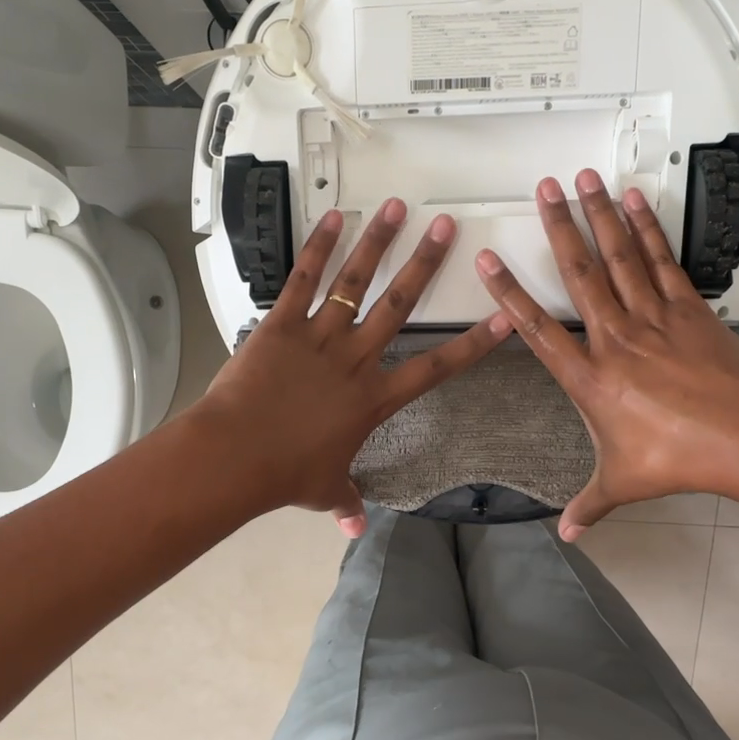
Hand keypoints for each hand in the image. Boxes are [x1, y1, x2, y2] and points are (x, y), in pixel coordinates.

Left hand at [191, 199, 510, 537]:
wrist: (235, 456)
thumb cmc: (282, 475)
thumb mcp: (323, 490)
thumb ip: (345, 502)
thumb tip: (354, 530)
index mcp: (372, 400)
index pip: (436, 369)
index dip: (473, 345)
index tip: (502, 320)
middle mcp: (352, 361)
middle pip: (399, 306)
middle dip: (427, 265)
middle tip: (447, 229)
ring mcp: (317, 339)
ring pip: (355, 282)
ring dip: (378, 243)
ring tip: (397, 209)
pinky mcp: (280, 326)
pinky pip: (303, 281)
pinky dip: (318, 248)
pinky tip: (334, 218)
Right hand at [475, 169, 738, 540]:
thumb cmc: (678, 458)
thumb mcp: (622, 483)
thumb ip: (589, 505)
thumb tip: (569, 533)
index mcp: (589, 379)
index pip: (538, 329)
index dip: (510, 294)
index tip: (490, 263)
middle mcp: (615, 340)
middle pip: (579, 276)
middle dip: (557, 230)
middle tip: (543, 191)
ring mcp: (653, 320)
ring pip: (619, 258)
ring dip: (599, 217)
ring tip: (583, 180)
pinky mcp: (689, 310)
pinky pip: (662, 261)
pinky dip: (648, 229)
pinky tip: (636, 202)